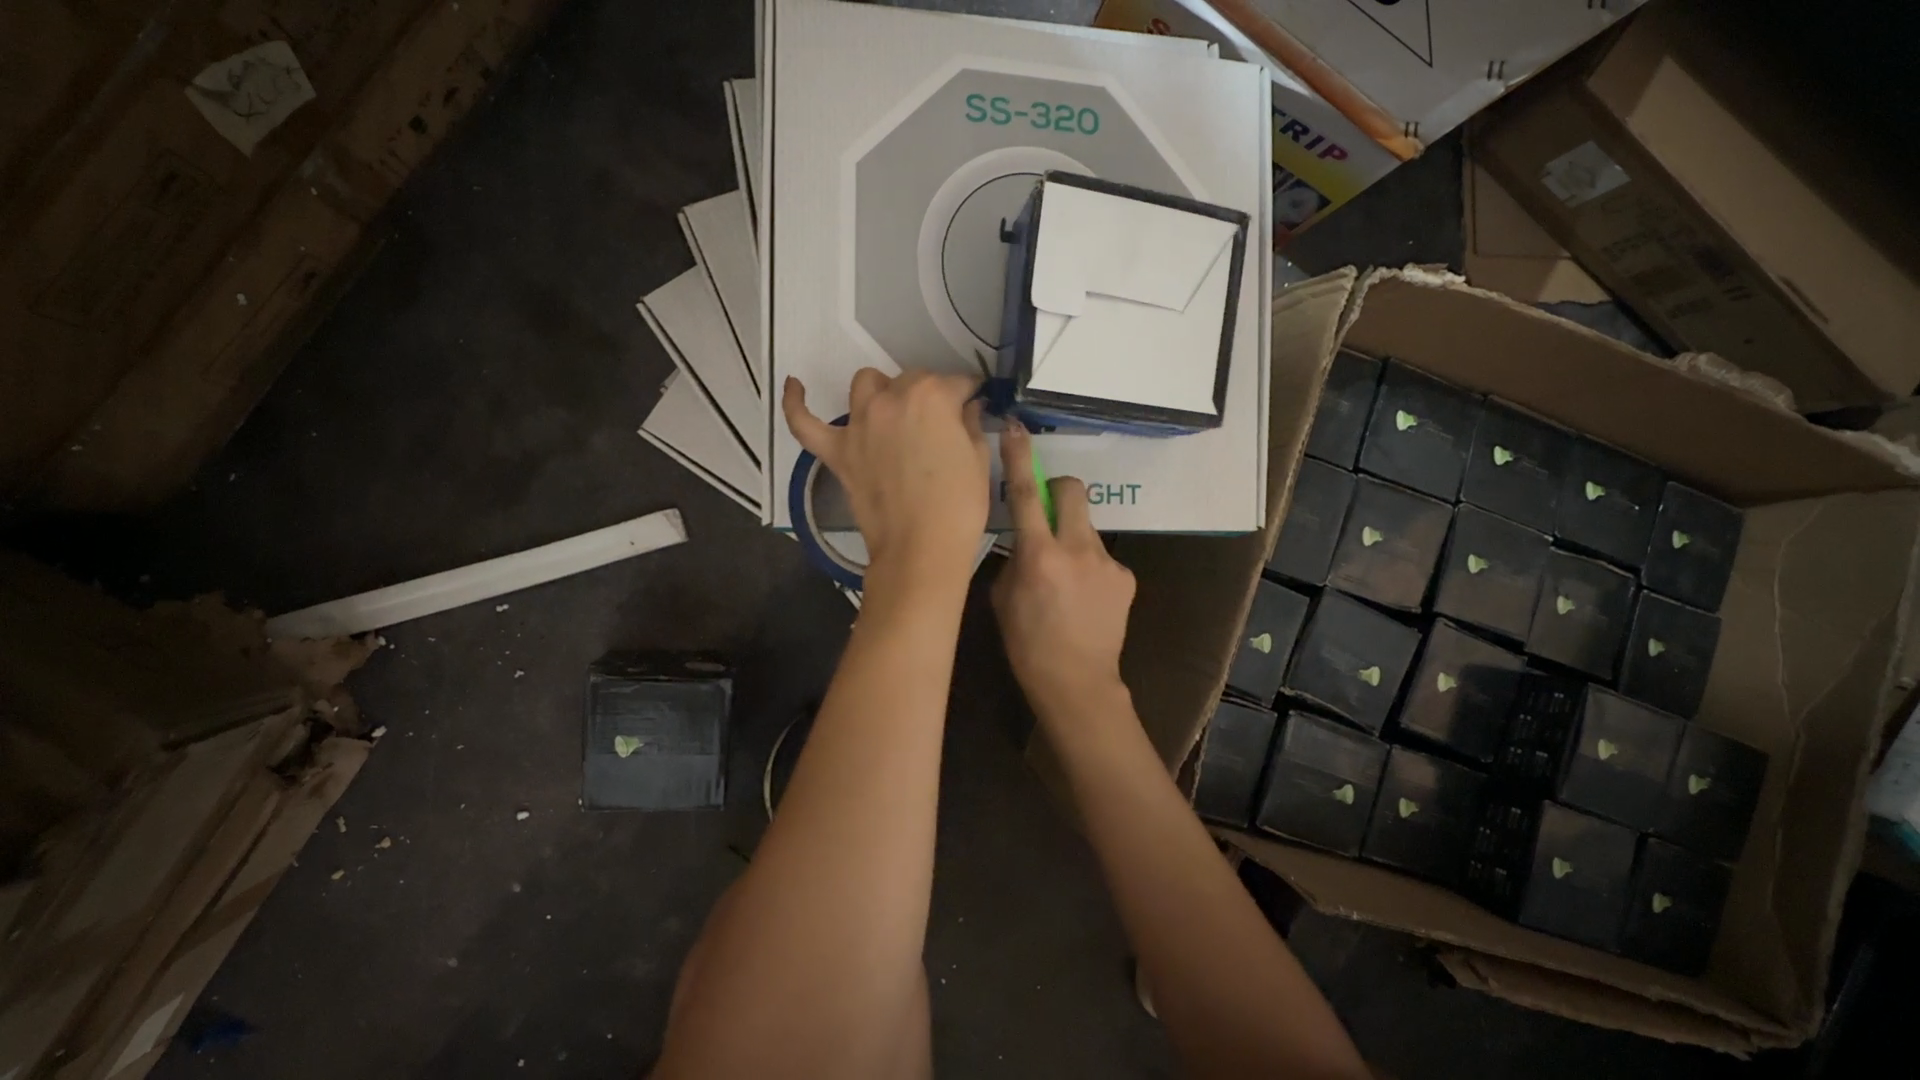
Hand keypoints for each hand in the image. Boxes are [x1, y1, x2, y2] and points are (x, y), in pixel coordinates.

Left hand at [784, 370, 989, 583]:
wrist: (921, 549)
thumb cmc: (959, 507)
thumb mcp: (979, 460)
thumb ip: (970, 424)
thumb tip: (967, 407)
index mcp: (932, 396)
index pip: (956, 383)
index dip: (968, 395)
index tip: (974, 406)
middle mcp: (891, 399)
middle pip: (911, 381)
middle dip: (930, 395)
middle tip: (942, 424)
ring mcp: (858, 424)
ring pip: (866, 385)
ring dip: (882, 391)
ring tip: (894, 411)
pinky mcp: (836, 451)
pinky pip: (805, 421)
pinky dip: (796, 401)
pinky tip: (795, 386)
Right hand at [991, 422, 1136, 720]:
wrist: (1077, 683)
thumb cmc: (1027, 645)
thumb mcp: (1002, 599)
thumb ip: (1014, 560)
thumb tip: (1025, 542)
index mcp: (1038, 554)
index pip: (1027, 492)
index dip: (1020, 456)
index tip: (1015, 427)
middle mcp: (1077, 549)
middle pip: (1074, 490)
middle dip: (1060, 491)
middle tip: (1049, 515)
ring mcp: (1107, 562)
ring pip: (1087, 528)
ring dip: (1072, 540)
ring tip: (1066, 581)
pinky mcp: (1126, 577)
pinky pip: (1102, 558)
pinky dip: (1090, 569)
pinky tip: (1086, 600)